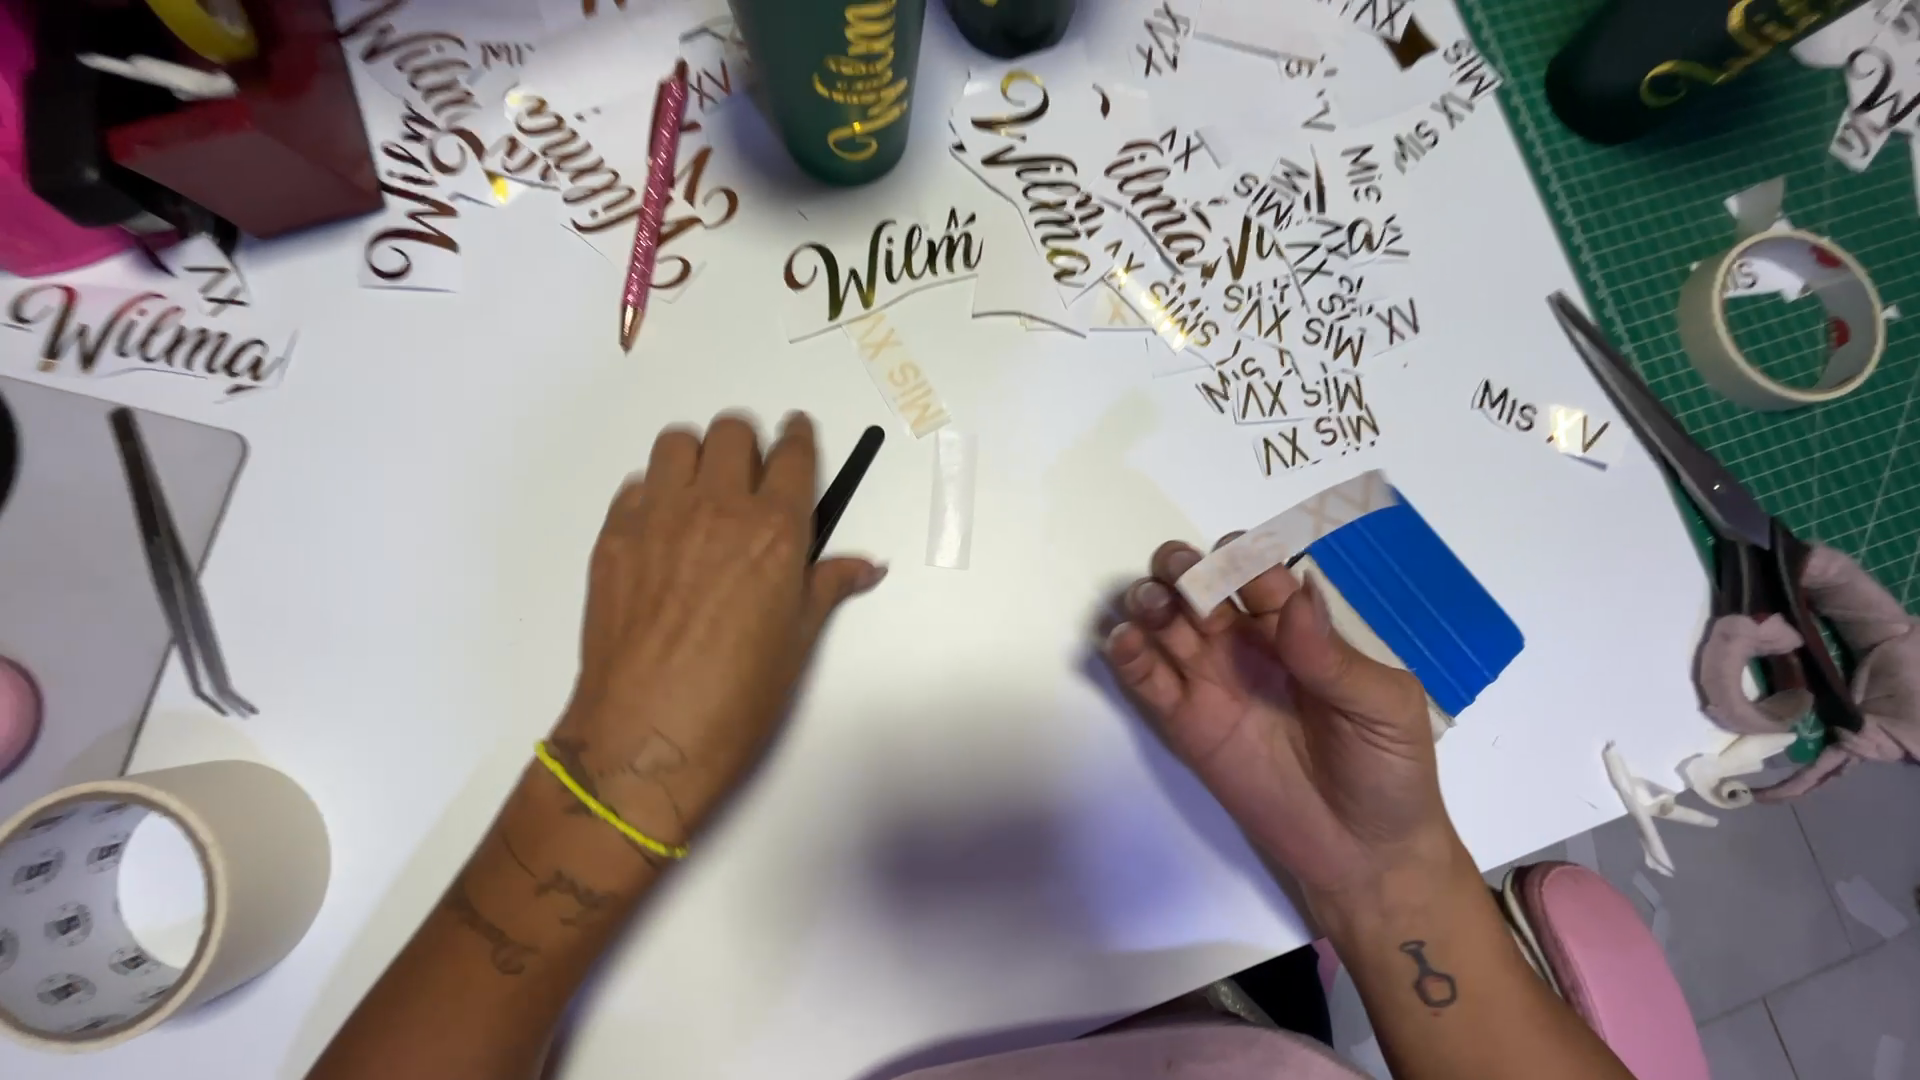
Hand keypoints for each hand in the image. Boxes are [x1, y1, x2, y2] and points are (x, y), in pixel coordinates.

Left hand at [548, 413, 884, 858]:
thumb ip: (829, 586)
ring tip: (703, 491)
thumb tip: (868, 566)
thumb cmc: (738, 695)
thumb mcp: (798, 640)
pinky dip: (654, 492)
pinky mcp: (613, 536)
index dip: (800, 436)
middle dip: (749, 443)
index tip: (798, 432)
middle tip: (751, 474)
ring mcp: (658, 517)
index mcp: (775, 530)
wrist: (646, 734)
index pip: (794, 454)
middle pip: (733, 431)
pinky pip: (636, 485)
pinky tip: (662, 531)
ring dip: (698, 455)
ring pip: (678, 442)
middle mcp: (718, 508)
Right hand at [1102, 538, 1457, 915]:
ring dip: (1149, 601)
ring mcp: (1209, 680)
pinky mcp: (1182, 720)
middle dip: (1182, 568)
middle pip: (1199, 585)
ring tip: (1150, 606)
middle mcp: (1244, 643)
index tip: (1233, 567)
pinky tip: (1124, 642)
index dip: (1240, 560)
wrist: (1360, 854)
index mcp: (1296, 628)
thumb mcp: (1385, 709)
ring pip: (1165, 622)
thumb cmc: (1388, 771)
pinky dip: (1127, 653)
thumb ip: (1336, 658)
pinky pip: (1146, 678)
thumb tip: (1295, 598)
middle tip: (1178, 575)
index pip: (1258, 573)